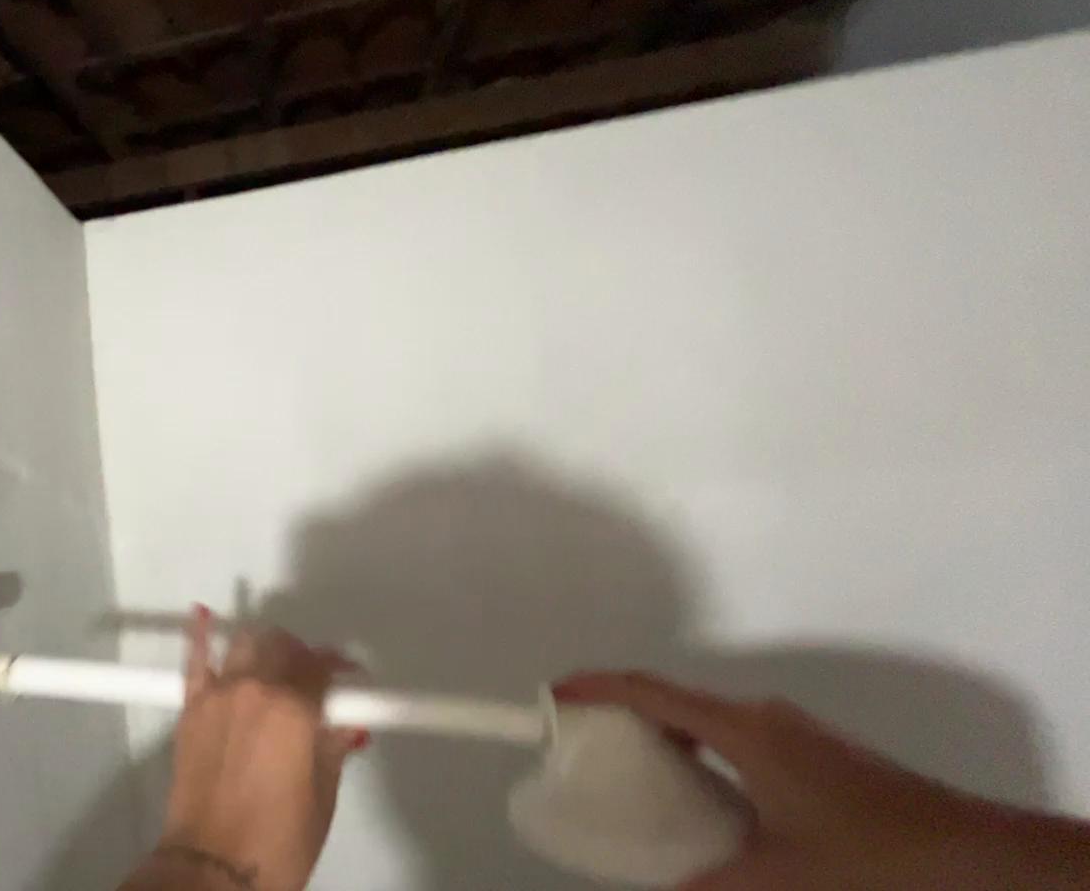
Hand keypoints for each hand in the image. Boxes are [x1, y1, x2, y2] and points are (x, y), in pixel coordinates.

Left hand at [134, 608, 366, 890]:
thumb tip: (342, 725)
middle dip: (303, 654)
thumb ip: (331, 749)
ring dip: (264, 645)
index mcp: (295, 709)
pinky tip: (203, 613)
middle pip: (283, 647)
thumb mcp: (321, 798)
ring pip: (245, 643)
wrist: (213, 867)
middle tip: (313, 673)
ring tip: (273, 659)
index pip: (321, 667)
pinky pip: (194, 657)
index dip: (338, 666)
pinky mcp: (191, 705)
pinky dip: (199, 632)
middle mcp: (256, 688)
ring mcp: (219, 692)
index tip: (349, 674)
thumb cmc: (278, 842)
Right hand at [554, 671, 1089, 890]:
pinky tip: (721, 809)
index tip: (554, 696)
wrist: (1003, 867)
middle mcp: (764, 718)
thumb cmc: (876, 857)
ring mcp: (800, 735)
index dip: (595, 687)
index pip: (648, 689)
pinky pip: (743, 744)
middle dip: (629, 719)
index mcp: (741, 729)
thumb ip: (709, 883)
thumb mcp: (780, 879)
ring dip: (673, 743)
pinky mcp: (825, 759)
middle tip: (597, 750)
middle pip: (676, 702)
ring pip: (712, 726)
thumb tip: (662, 889)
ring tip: (651, 784)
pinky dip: (710, 760)